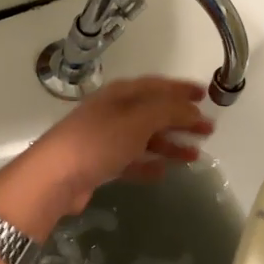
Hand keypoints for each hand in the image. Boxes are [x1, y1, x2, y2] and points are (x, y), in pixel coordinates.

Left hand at [0, 78, 214, 237]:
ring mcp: (106, 139)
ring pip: (145, 139)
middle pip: (154, 113)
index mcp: (121, 95)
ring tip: (195, 155)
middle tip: (208, 129)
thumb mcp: (139, 120)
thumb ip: (169, 111)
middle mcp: (113, 113)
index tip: (205, 96)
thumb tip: (193, 110)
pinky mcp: (100, 165)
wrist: (55, 177)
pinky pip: (132, 162)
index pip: (157, 86)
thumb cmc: (98, 142)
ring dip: (170, 144)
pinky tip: (163, 172)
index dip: (181, 90)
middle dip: (181, 119)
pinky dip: (149, 165)